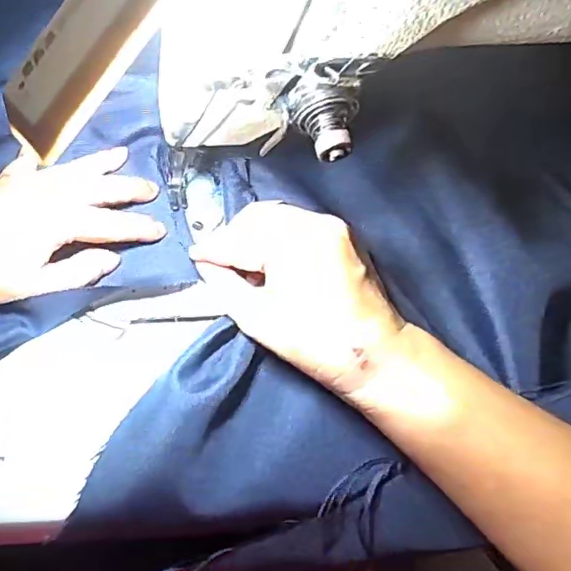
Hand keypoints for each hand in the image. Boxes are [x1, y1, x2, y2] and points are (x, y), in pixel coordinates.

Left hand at [0, 145, 165, 308]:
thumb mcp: (36, 284)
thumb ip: (76, 270)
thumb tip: (112, 258)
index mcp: (59, 220)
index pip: (108, 224)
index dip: (135, 228)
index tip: (159, 228)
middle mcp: (48, 193)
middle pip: (96, 188)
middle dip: (125, 188)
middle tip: (150, 188)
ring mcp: (26, 182)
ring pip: (71, 169)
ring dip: (97, 163)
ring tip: (119, 154)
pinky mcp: (6, 181)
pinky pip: (35, 165)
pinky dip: (49, 162)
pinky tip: (50, 159)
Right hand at [189, 201, 414, 398]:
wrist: (375, 353)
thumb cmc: (313, 341)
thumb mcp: (254, 317)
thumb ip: (223, 283)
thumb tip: (206, 264)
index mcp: (291, 242)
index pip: (238, 237)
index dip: (212, 248)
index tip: (195, 256)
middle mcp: (312, 223)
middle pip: (256, 217)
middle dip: (232, 237)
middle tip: (217, 262)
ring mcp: (330, 226)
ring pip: (275, 216)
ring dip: (253, 235)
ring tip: (243, 264)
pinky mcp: (340, 234)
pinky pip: (295, 223)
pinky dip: (274, 235)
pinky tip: (268, 261)